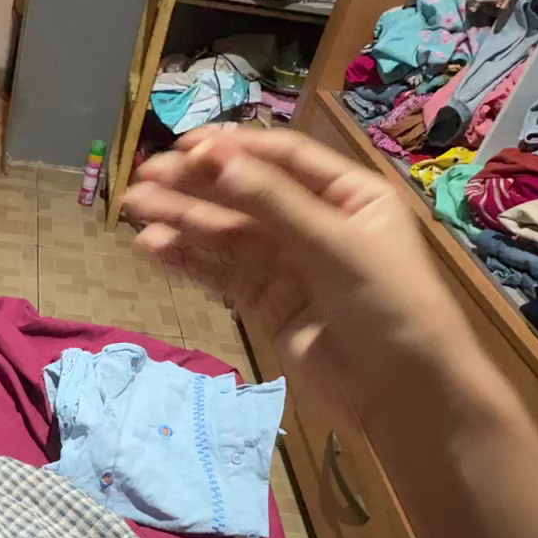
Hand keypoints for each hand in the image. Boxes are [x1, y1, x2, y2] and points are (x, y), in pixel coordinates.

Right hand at [123, 126, 493, 420]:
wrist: (401, 392)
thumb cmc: (388, 305)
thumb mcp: (334, 244)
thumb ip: (272, 202)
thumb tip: (213, 158)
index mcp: (347, 194)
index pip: (282, 158)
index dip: (232, 149)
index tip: (183, 145)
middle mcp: (314, 222)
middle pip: (245, 195)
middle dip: (195, 185)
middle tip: (144, 176)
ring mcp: (286, 265)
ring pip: (226, 235)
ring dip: (182, 221)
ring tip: (136, 208)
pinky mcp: (264, 302)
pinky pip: (220, 273)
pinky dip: (188, 261)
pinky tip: (154, 247)